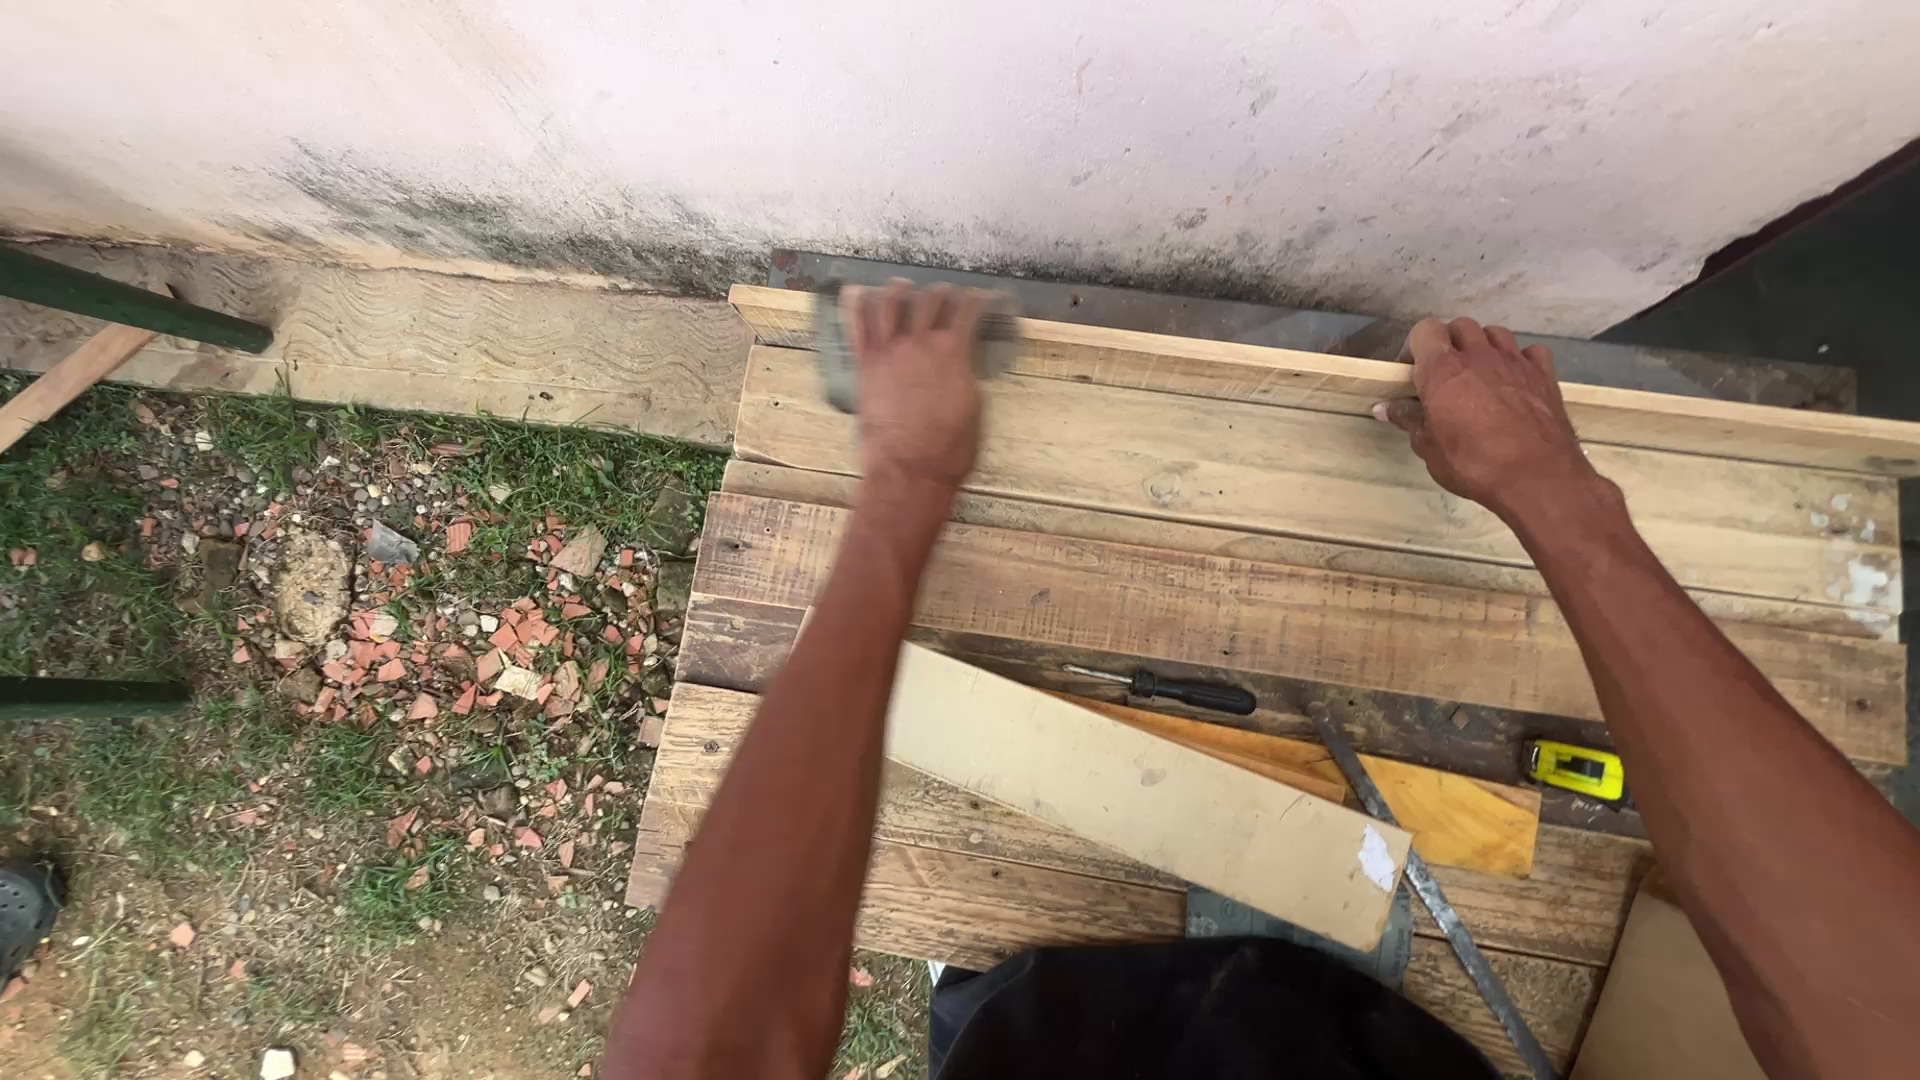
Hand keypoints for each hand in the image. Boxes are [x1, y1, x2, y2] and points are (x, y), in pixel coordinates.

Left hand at [843, 281, 986, 492]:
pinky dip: (855, 306)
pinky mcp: (865, 365)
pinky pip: (857, 327)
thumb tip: (963, 365)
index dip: (979, 300)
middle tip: (946, 293)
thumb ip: (967, 377)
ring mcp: (889, 351)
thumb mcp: (974, 409)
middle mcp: (921, 343)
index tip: (984, 298)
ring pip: (891, 305)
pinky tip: (855, 293)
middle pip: (931, 302)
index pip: (968, 312)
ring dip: (899, 291)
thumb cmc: (951, 449)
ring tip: (902, 286)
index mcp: (954, 352)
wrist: (910, 469)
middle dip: (942, 293)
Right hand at [1375, 317, 1603, 521]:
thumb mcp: (1428, 446)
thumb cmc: (1472, 463)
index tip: (1411, 373)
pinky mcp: (1544, 374)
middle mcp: (1479, 356)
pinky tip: (1511, 379)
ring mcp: (1515, 362)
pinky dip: (1517, 359)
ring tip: (1476, 374)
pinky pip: (1528, 351)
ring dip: (1481, 347)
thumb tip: (1386, 408)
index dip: (1415, 347)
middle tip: (1441, 373)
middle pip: (1460, 326)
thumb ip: (1409, 420)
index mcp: (1443, 370)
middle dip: (1447, 343)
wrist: (1536, 476)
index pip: (1425, 331)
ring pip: (1494, 333)